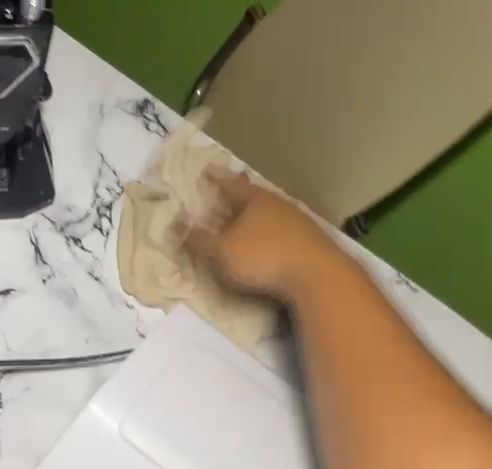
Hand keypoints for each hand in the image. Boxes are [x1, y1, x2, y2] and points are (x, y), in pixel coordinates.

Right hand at [179, 166, 355, 301]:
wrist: (315, 274)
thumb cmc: (262, 257)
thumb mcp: (222, 251)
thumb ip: (199, 239)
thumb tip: (176, 225)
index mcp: (254, 200)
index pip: (231, 184)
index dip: (217, 179)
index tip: (207, 171)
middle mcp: (276, 204)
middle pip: (252, 196)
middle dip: (238, 195)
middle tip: (226, 193)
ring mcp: (295, 220)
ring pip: (269, 212)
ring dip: (255, 215)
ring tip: (244, 219)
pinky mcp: (306, 240)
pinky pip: (280, 229)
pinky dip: (268, 231)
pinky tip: (266, 239)